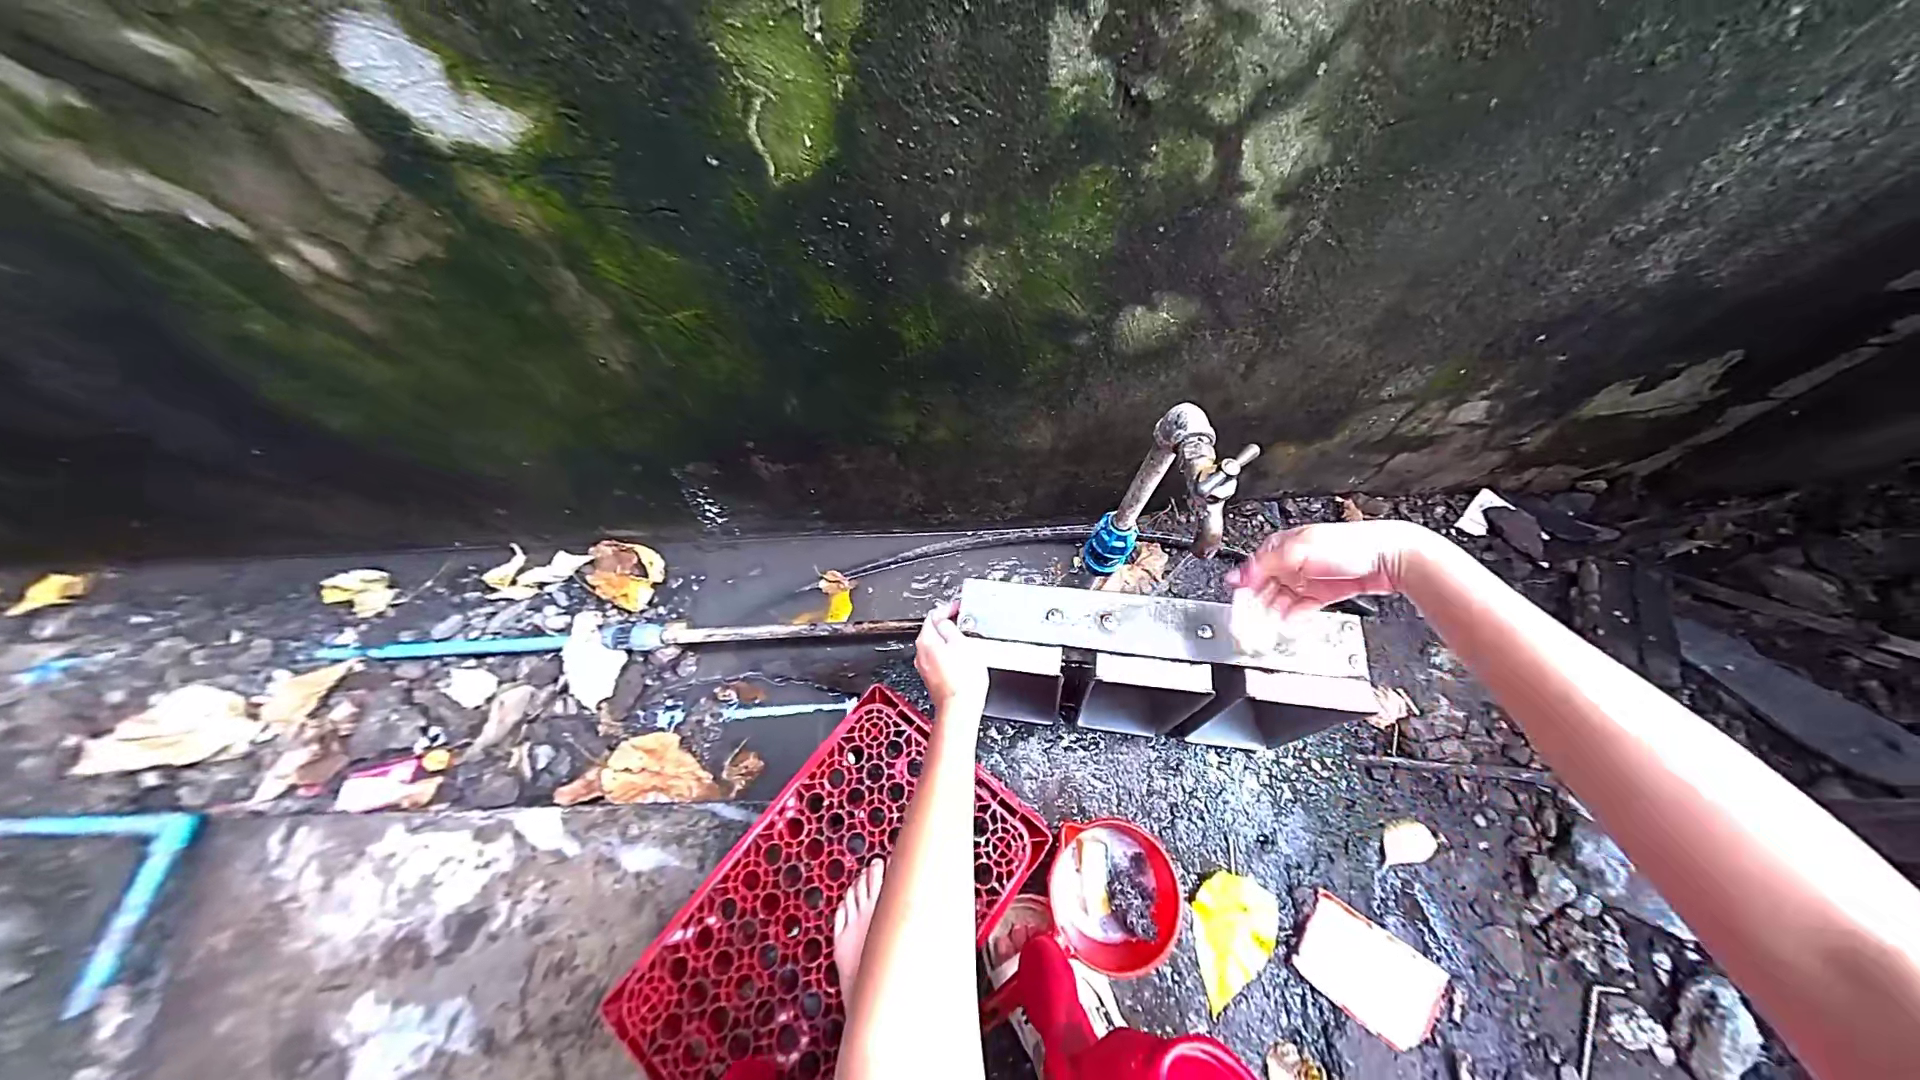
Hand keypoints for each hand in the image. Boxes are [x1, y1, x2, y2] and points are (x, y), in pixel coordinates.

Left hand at [914, 599, 987, 717]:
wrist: (960, 708)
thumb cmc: (963, 680)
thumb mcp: (961, 643)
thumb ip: (950, 626)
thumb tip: (944, 619)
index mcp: (926, 641)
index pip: (933, 615)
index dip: (948, 608)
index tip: (958, 607)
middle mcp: (921, 654)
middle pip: (933, 631)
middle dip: (948, 625)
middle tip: (964, 623)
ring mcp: (925, 668)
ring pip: (937, 646)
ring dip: (950, 641)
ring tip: (967, 643)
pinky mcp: (933, 679)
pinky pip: (940, 661)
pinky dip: (950, 656)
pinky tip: (963, 661)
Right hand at [1225, 520, 1435, 619]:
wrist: (1390, 558)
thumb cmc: (1350, 545)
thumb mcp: (1299, 549)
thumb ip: (1266, 564)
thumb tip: (1238, 576)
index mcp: (1280, 546)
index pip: (1251, 568)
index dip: (1243, 586)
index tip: (1237, 602)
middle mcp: (1290, 562)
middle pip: (1263, 586)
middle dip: (1255, 603)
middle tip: (1248, 619)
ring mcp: (1305, 579)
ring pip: (1279, 600)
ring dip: (1271, 613)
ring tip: (1267, 624)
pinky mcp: (1321, 594)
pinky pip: (1299, 608)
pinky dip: (1292, 616)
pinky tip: (1287, 622)